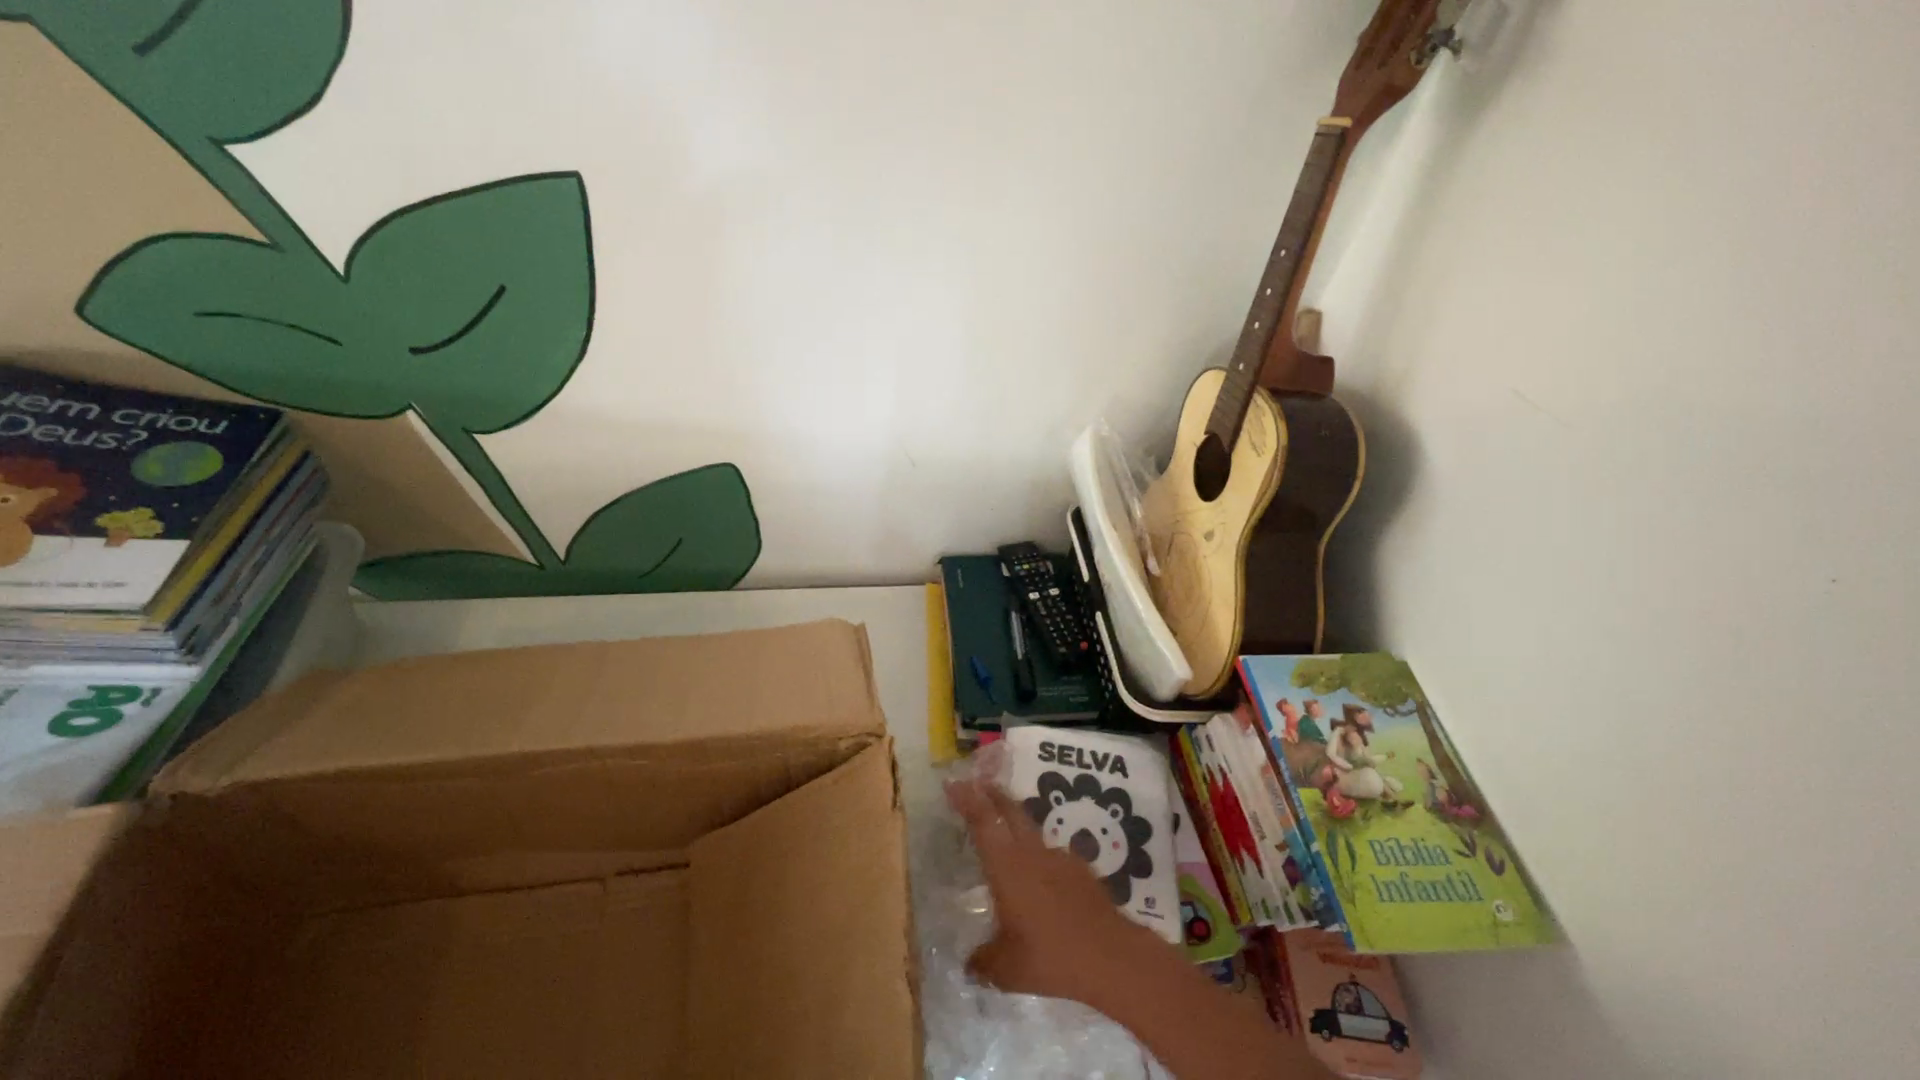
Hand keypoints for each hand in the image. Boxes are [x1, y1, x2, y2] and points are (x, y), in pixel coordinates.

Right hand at [945, 776, 1171, 1008]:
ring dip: (1017, 826)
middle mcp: (1033, 854)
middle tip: (978, 786)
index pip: (983, 822)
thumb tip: (971, 966)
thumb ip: (984, 962)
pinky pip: (1053, 857)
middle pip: (1010, 813)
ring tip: (1007, 840)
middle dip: (992, 796)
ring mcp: (1062, 860)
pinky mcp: (1083, 873)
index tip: (954, 783)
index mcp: (1008, 867)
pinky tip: (1041, 882)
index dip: (967, 800)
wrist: (1112, 957)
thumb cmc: (1051, 957)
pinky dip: (1040, 858)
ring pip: (1033, 832)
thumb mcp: (1006, 969)